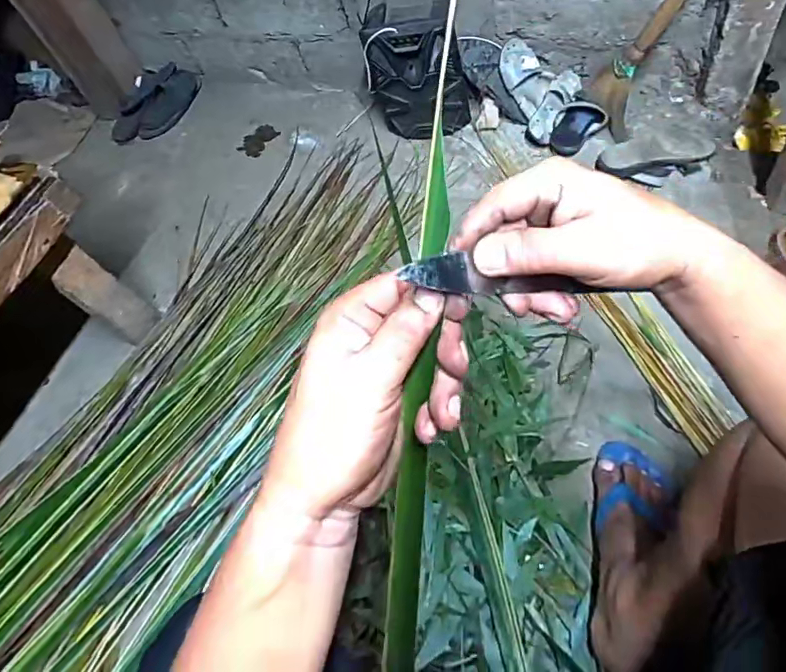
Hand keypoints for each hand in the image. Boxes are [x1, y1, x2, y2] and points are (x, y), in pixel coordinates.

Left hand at [258, 273, 468, 539]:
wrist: (323, 503)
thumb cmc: (335, 434)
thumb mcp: (373, 376)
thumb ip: (406, 329)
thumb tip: (436, 288)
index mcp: (352, 318)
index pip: (402, 283)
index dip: (435, 290)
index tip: (461, 308)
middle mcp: (370, 334)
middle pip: (427, 316)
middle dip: (445, 346)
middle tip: (452, 368)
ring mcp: (386, 365)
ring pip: (436, 352)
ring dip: (445, 383)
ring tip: (440, 412)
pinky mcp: (401, 393)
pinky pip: (433, 383)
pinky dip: (438, 404)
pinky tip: (430, 428)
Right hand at [452, 157, 732, 319]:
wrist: (680, 259)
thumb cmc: (636, 243)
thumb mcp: (580, 249)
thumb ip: (527, 252)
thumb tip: (478, 257)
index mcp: (548, 181)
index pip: (494, 203)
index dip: (473, 236)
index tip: (459, 270)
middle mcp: (544, 195)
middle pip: (504, 236)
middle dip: (514, 277)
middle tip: (526, 309)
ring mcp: (552, 218)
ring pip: (518, 257)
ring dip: (531, 290)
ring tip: (559, 310)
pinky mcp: (560, 239)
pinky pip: (536, 264)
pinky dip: (544, 289)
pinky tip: (565, 305)